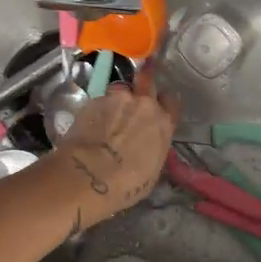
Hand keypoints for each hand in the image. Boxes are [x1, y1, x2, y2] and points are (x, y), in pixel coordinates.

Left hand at [40, 73, 178, 228]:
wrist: (89, 174)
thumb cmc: (126, 183)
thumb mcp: (153, 169)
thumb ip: (154, 147)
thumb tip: (148, 145)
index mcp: (163, 122)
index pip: (171, 101)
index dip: (164, 103)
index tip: (159, 108)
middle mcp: (143, 104)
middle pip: (147, 78)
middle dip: (144, 80)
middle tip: (137, 90)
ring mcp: (117, 99)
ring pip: (120, 89)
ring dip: (118, 98)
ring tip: (110, 113)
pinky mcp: (94, 101)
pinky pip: (101, 100)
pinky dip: (99, 109)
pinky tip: (93, 123)